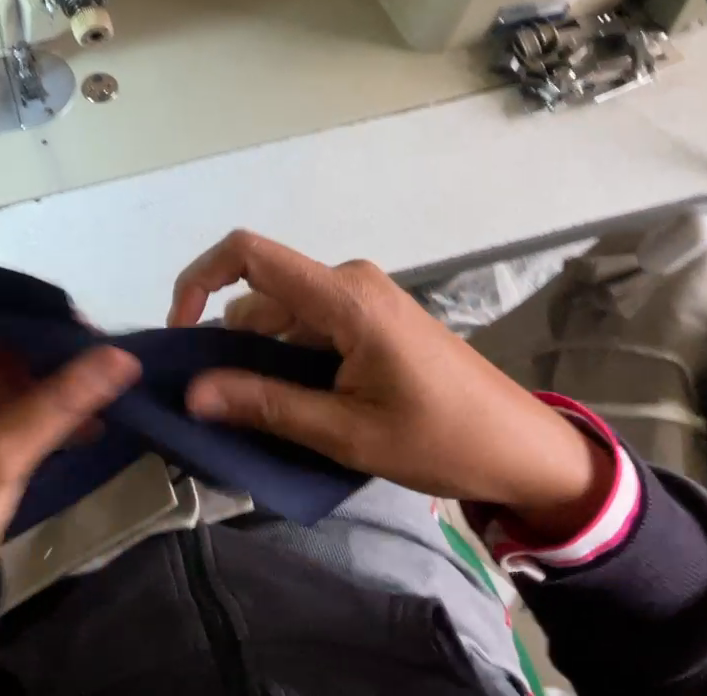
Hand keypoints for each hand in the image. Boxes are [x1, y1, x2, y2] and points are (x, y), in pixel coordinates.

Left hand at [0, 315, 139, 628]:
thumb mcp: (2, 453)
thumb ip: (61, 401)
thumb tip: (122, 355)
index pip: (1, 312)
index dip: (50, 321)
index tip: (101, 339)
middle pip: (18, 337)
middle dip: (64, 354)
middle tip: (118, 368)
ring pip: (29, 365)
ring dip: (67, 384)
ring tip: (116, 394)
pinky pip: (28, 396)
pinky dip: (57, 409)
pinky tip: (96, 422)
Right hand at [171, 231, 611, 540]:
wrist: (525, 450)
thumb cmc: (443, 440)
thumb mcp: (347, 433)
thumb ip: (266, 405)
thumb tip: (192, 393)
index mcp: (344, 298)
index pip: (248, 255)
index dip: (198, 279)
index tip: (181, 333)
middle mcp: (348, 281)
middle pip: (259, 293)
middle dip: (229, 342)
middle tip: (221, 401)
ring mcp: (361, 297)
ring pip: (280, 312)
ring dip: (260, 355)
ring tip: (263, 412)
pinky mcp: (369, 316)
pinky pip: (306, 323)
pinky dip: (286, 356)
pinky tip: (295, 401)